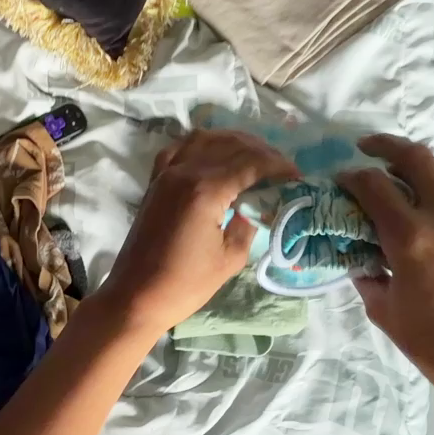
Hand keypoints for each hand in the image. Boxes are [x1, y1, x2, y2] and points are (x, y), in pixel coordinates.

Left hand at [98, 129, 298, 334]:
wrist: (137, 295)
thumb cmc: (186, 284)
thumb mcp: (230, 257)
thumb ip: (248, 223)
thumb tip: (259, 204)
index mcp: (206, 189)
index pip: (251, 162)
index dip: (278, 165)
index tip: (297, 175)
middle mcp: (184, 171)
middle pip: (230, 145)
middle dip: (261, 152)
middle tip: (281, 169)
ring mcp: (165, 174)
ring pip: (204, 139)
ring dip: (233, 142)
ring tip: (254, 158)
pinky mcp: (154, 182)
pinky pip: (179, 149)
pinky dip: (201, 146)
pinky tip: (215, 156)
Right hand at [337, 135, 433, 415]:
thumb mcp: (386, 312)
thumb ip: (368, 275)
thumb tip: (358, 257)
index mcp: (412, 239)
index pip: (374, 186)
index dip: (351, 177)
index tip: (339, 181)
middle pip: (417, 158)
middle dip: (386, 147)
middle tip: (366, 148)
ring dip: (420, 162)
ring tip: (400, 172)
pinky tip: (427, 208)